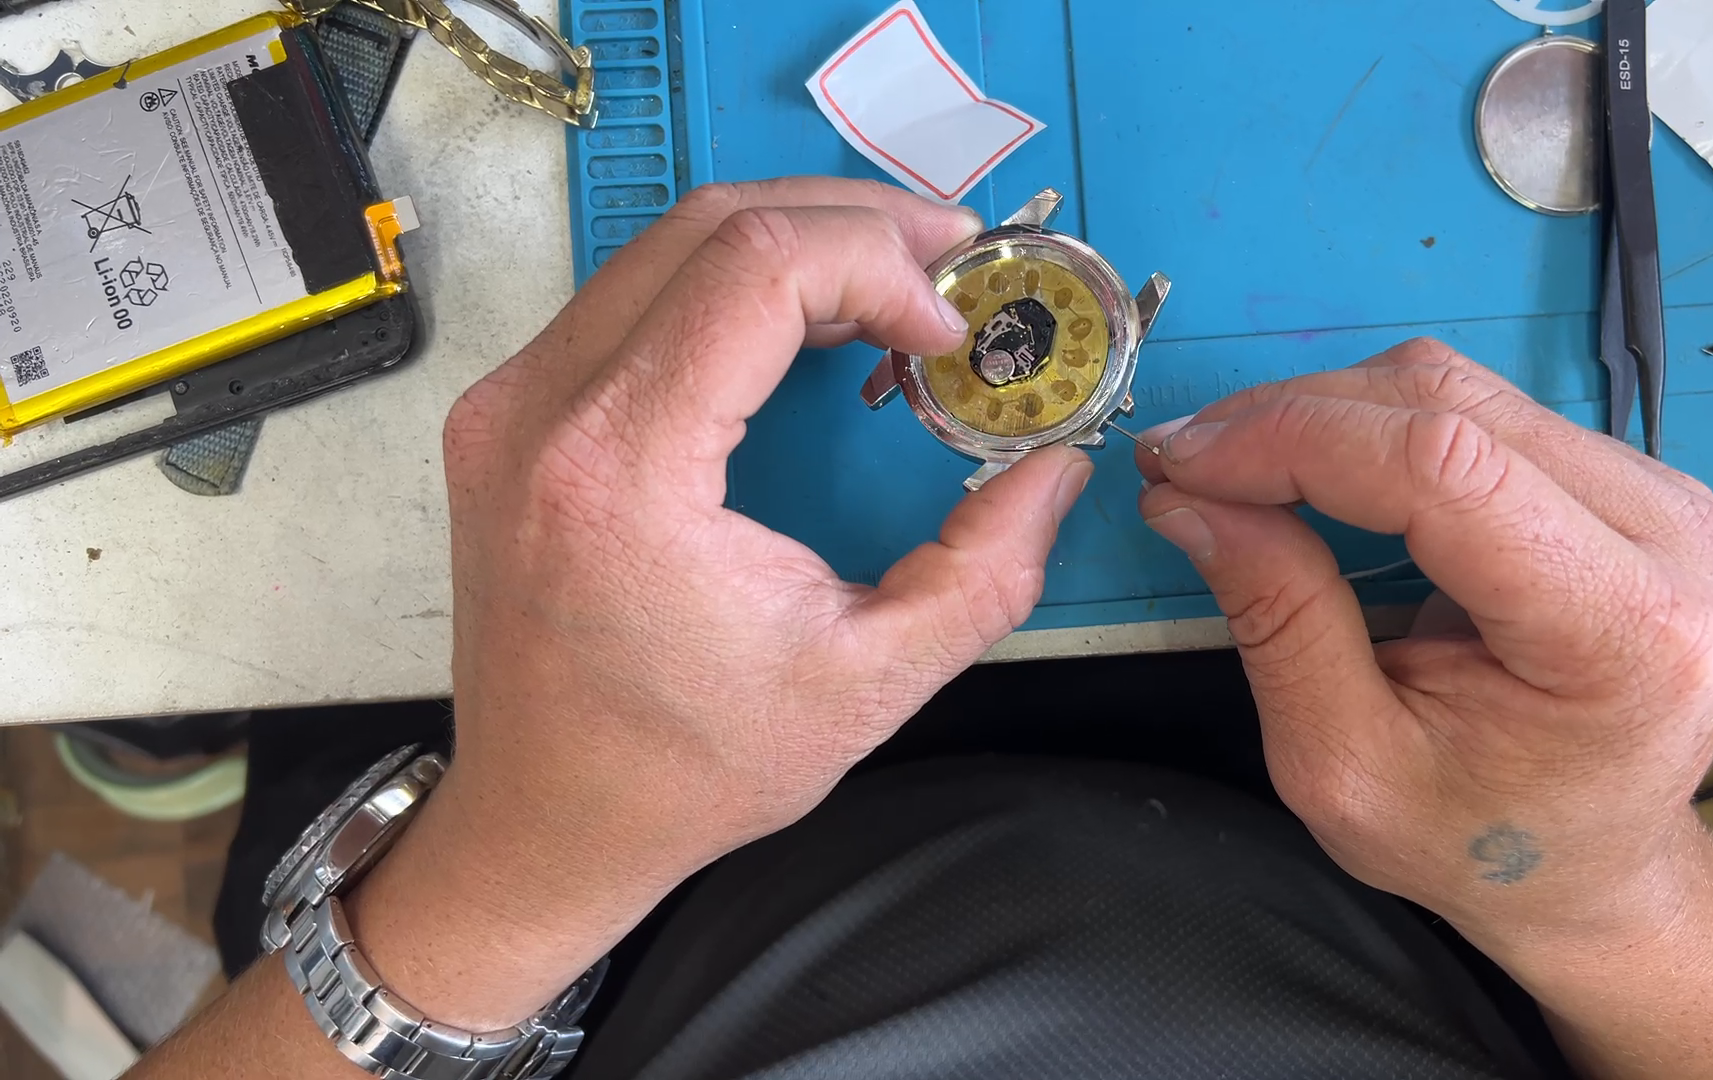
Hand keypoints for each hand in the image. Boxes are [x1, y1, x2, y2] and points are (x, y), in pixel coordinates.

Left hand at [349, 179, 1090, 1026]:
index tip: (948, 330)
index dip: (878, 265)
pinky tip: (816, 327)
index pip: (756, 268)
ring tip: (897, 285)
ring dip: (800, 245)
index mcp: (623, 471)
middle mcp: (543, 409)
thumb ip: (987, 573)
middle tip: (950, 260)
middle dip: (853, 224)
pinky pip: (643, 297)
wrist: (547, 823)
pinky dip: (743, 286)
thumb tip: (1055, 470)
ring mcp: (513, 403)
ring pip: (674, 246)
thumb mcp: (871, 686)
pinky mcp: (518, 416)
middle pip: (714, 226)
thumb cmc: (696, 769)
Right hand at [1135, 339, 1712, 946]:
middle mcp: (1675, 537)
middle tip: (1177, 460)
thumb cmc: (1459, 839)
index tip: (1173, 463)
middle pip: (1442, 407)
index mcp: (1621, 632)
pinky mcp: (1623, 483)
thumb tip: (1182, 500)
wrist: (1576, 867)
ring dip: (1312, 414)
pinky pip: (1467, 411)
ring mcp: (1665, 497)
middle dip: (1281, 419)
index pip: (1437, 468)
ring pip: (1449, 390)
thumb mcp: (1336, 758)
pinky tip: (1297, 465)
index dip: (1285, 441)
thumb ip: (1272, 617)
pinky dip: (1357, 426)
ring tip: (1224, 463)